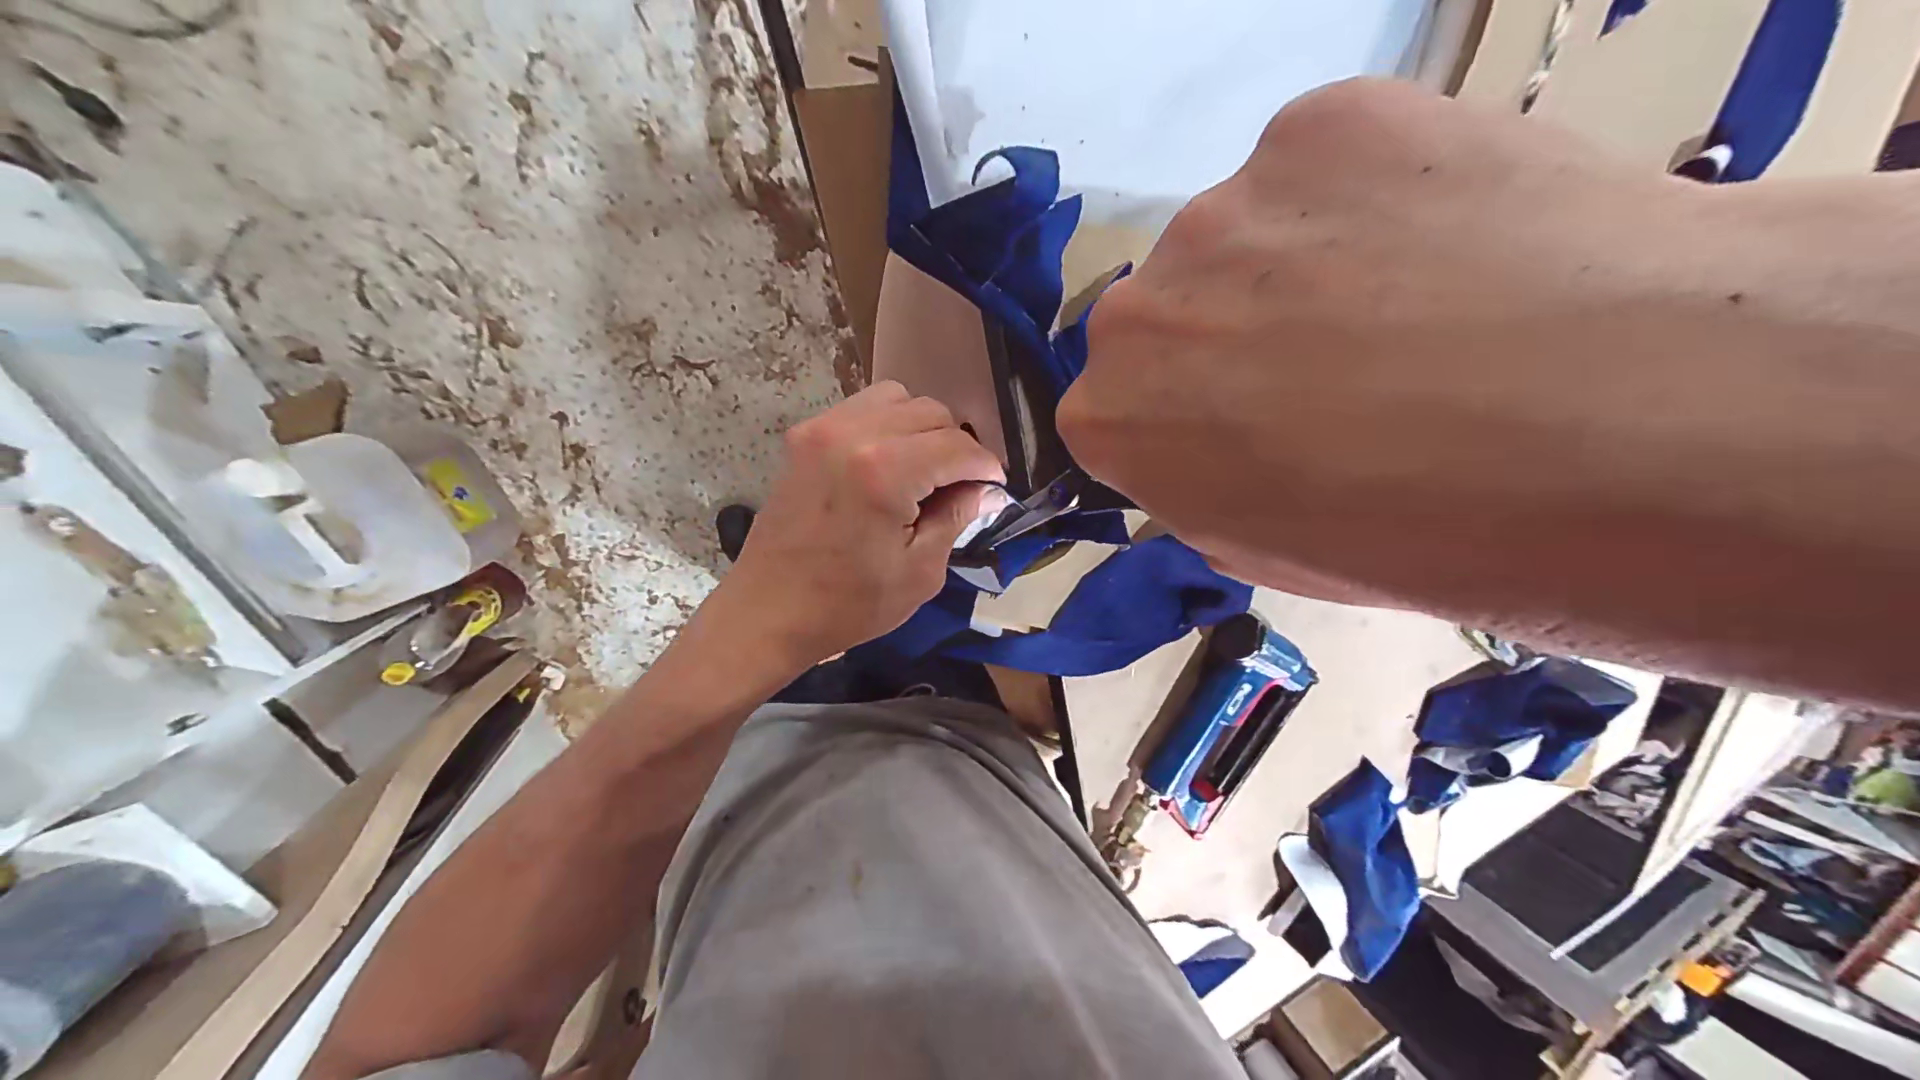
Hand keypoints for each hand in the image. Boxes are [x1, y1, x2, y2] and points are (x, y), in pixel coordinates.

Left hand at [698, 382, 1004, 671]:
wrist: (767, 613)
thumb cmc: (847, 605)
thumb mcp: (919, 572)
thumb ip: (956, 518)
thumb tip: (985, 490)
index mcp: (884, 470)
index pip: (957, 447)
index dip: (986, 467)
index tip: (994, 489)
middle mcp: (852, 434)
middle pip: (931, 412)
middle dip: (956, 446)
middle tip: (961, 486)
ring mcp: (822, 429)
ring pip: (897, 399)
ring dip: (922, 429)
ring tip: (925, 471)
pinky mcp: (804, 437)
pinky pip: (862, 409)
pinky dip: (887, 426)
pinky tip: (890, 465)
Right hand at [1058, 78, 1919, 705]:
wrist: (1617, 427)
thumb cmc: (1414, 535)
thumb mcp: (1266, 547)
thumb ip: (1196, 482)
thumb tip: (1210, 436)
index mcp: (1108, 419)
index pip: (1113, 406)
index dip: (1183, 417)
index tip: (1243, 429)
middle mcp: (1131, 311)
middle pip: (1163, 316)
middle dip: (1223, 340)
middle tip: (1330, 364)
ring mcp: (1220, 209)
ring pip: (1240, 237)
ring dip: (1294, 265)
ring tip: (1412, 299)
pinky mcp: (1321, 122)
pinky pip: (1320, 164)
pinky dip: (1368, 193)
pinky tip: (1448, 235)